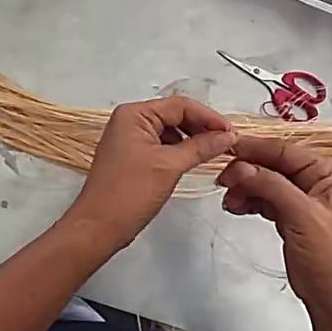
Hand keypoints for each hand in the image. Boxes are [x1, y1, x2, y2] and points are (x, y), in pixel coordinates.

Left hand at [62, 97, 237, 249]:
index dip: (208, 117)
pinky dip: (179, 150)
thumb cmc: (129, 192)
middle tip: (227, 144)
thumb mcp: (169, 165)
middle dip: (201, 127)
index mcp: (133, 114)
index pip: (179, 105)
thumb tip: (227, 136)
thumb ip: (201, 147)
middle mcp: (129, 121)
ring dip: (192, 139)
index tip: (232, 133)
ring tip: (214, 153)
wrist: (99, 225)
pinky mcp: (131, 155)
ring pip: (169, 130)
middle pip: (174, 115)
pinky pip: (161, 144)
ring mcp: (129, 138)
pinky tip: (194, 160)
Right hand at [216, 138, 331, 316]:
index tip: (224, 149)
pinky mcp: (290, 216)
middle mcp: (315, 182)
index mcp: (327, 174)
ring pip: (263, 181)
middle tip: (223, 182)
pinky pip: (263, 198)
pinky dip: (247, 200)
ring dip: (243, 188)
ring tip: (230, 202)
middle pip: (271, 164)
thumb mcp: (304, 217)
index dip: (253, 148)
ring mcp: (301, 199)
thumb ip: (272, 186)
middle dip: (245, 172)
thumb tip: (241, 166)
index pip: (284, 150)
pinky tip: (235, 207)